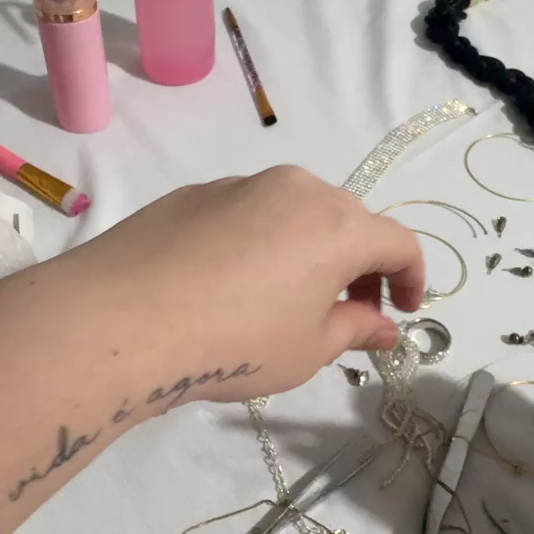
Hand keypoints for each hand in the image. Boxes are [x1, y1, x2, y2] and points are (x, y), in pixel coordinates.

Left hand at [49, 166, 424, 405]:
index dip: (412, 280)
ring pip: (295, 212)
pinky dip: (260, 243)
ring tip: (284, 299)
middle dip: (359, 266)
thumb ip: (356, 329)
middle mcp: (294, 189)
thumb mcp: (308, 349)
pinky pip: (247, 213)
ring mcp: (239, 185)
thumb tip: (385, 327)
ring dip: (308, 250)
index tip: (403, 314)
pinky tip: (228, 285)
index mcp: (337, 224)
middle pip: (348, 221)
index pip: (398, 243)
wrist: (121, 319)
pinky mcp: (193, 193)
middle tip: (346, 312)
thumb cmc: (235, 342)